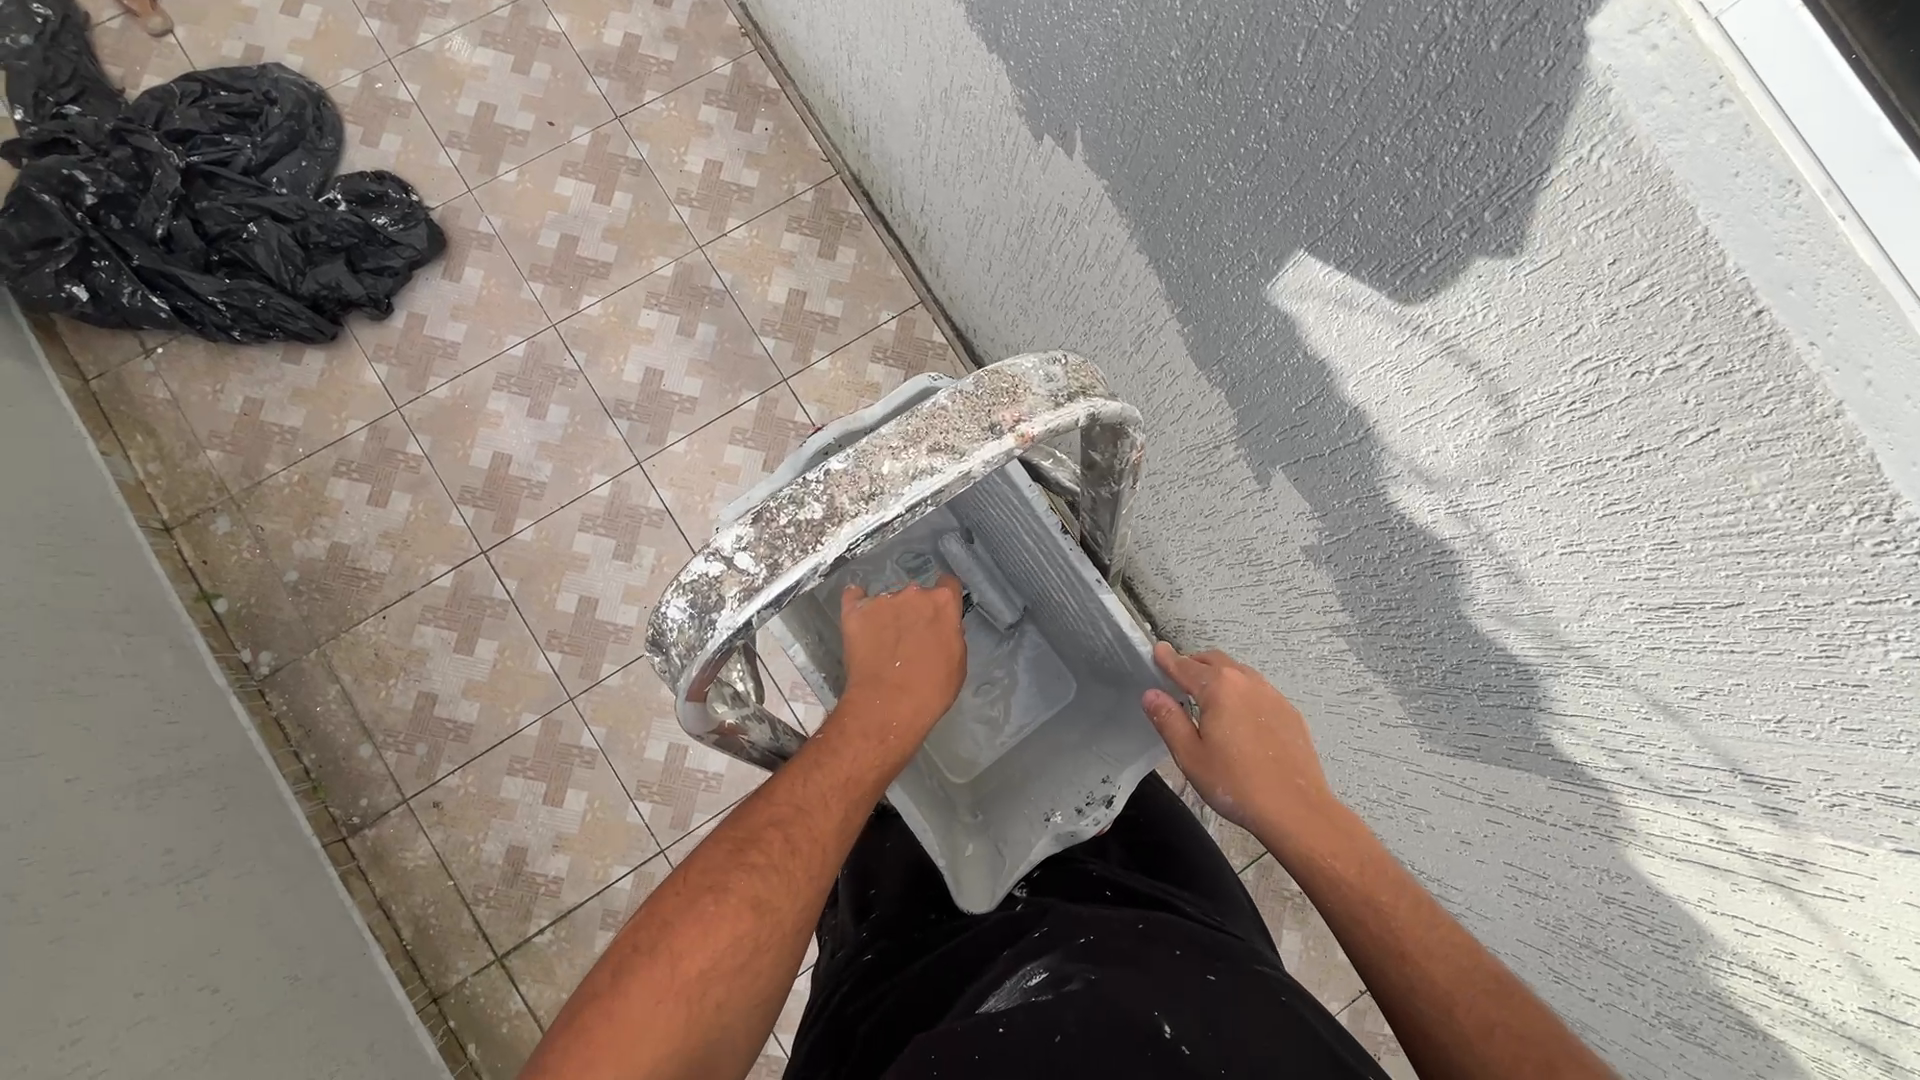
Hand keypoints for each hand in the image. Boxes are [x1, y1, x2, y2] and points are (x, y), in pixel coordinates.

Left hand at [826, 576, 966, 770]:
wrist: (888, 705)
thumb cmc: (931, 690)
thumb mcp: (957, 663)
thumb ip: (951, 634)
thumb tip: (943, 627)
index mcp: (943, 603)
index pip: (948, 585)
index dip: (944, 599)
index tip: (939, 614)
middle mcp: (913, 593)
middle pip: (917, 594)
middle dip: (915, 610)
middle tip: (909, 637)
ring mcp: (881, 600)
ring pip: (888, 600)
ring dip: (888, 614)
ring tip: (882, 642)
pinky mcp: (854, 611)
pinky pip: (854, 598)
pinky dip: (858, 606)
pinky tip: (859, 620)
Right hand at [1141, 642, 1342, 846]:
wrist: (1295, 810)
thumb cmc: (1237, 785)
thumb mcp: (1190, 755)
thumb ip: (1168, 720)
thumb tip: (1152, 695)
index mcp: (1219, 689)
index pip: (1185, 666)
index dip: (1167, 659)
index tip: (1158, 651)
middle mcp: (1247, 682)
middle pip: (1214, 661)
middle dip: (1193, 664)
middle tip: (1178, 677)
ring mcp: (1272, 695)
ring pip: (1238, 673)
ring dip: (1219, 676)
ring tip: (1206, 696)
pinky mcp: (1288, 712)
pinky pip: (1258, 690)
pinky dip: (1241, 691)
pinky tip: (1238, 717)